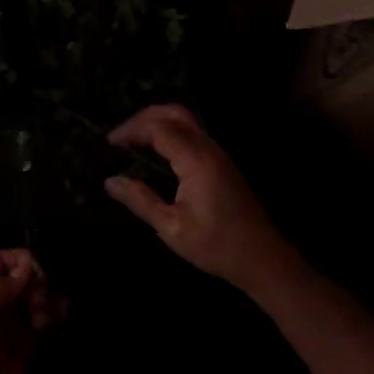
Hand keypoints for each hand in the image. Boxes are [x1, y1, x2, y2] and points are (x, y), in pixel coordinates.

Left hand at [0, 249, 62, 373]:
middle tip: (39, 304)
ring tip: (46, 318)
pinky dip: (53, 318)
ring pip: (33, 301)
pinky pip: (40, 326)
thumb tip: (27, 266)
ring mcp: (5, 329)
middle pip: (20, 279)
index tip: (38, 274)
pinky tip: (62, 316)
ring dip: (46, 301)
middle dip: (35, 283)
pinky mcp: (21, 351)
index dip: (20, 261)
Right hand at [104, 104, 288, 288]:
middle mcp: (209, 150)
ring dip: (158, 122)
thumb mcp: (171, 228)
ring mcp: (219, 155)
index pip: (159, 129)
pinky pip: (194, 134)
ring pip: (186, 121)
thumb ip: (140, 200)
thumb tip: (110, 181)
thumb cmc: (216, 246)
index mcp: (196, 162)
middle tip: (120, 136)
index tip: (110, 144)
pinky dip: (170, 132)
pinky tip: (156, 150)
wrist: (263, 259)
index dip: (131, 131)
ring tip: (133, 140)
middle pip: (174, 114)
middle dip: (144, 118)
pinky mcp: (223, 163)